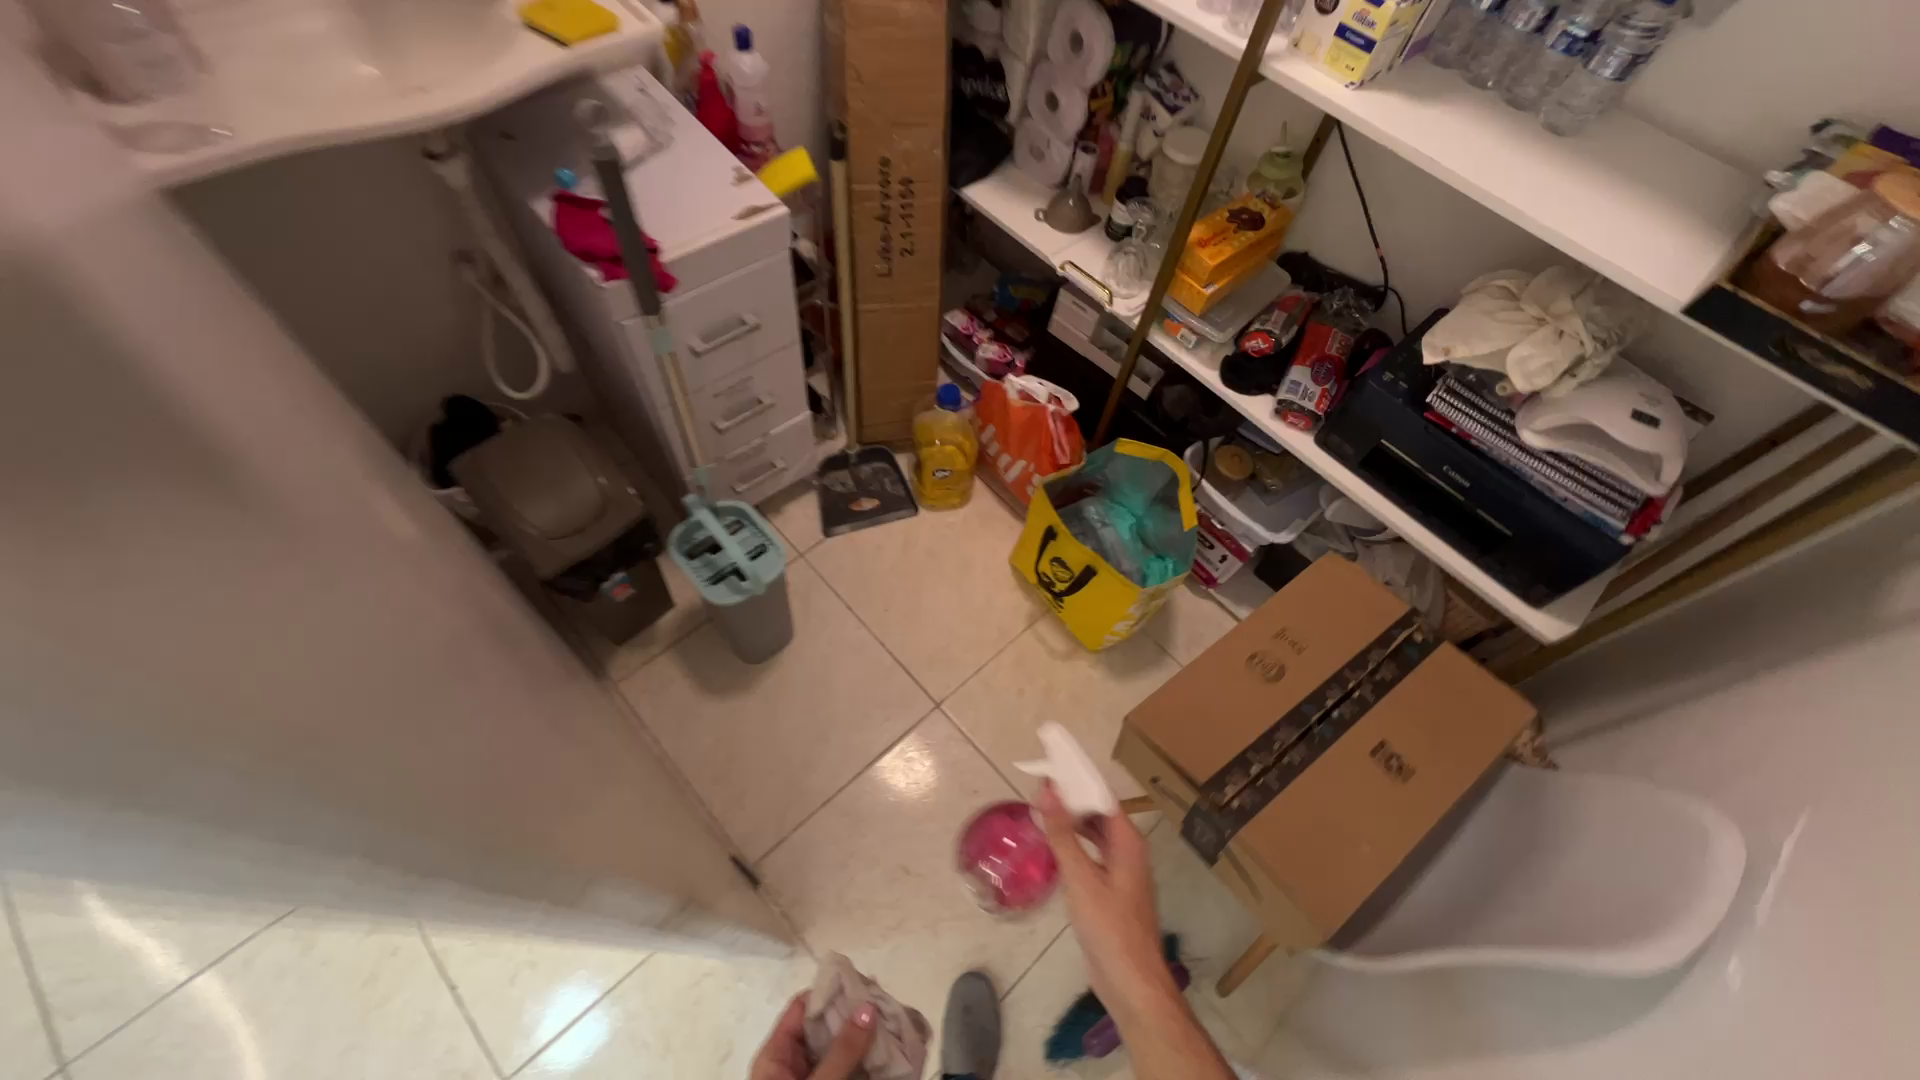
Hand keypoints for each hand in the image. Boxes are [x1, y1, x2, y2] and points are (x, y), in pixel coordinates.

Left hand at [748, 994, 875, 1079]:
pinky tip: (883, 1048)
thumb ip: (841, 1050)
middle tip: (882, 1002)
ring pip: (835, 1048)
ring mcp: (807, 1077)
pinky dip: (860, 1059)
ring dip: (860, 1037)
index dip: (830, 991)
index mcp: (774, 1054)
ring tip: (889, 1020)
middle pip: (822, 1025)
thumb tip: (869, 1006)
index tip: (862, 984)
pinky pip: (842, 1068)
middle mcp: (789, 1062)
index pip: (802, 1006)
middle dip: (851, 1014)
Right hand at [1037, 785, 1236, 1079]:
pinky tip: (1052, 850)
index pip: (1102, 798)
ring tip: (1040, 813)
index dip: (1077, 781)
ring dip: (1071, 824)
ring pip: (1095, 837)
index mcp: (1128, 842)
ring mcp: (1121, 874)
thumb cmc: (1109, 927)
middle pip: (1099, 815)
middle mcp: (1128, 852)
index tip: (1050, 767)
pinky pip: (1091, 857)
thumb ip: (1063, 833)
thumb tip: (1048, 789)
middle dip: (1072, 800)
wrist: (1131, 982)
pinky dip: (1073, 847)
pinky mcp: (1111, 893)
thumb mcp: (1080, 877)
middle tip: (1037, 790)